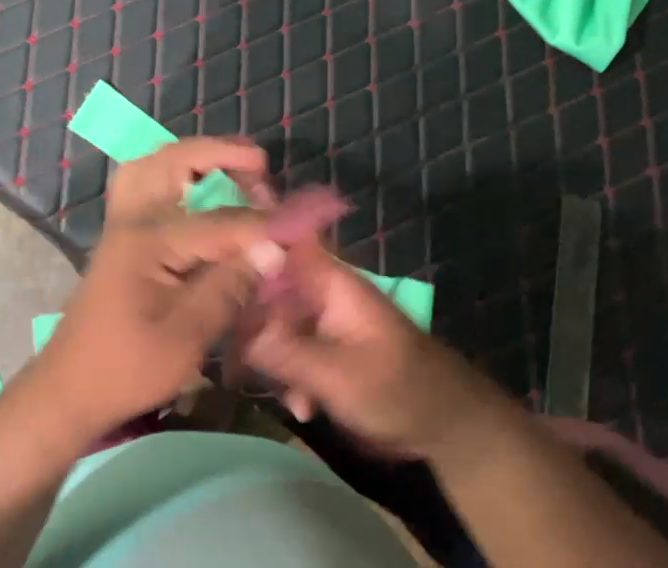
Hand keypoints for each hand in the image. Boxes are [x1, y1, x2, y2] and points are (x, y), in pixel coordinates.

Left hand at [34, 139, 278, 433]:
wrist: (70, 388)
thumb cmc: (127, 368)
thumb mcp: (187, 336)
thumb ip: (229, 286)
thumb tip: (273, 249)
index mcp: (148, 241)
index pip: (220, 221)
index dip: (265, 223)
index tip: (304, 223)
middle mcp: (131, 221)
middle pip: (172, 161)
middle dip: (218, 153)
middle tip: (259, 165)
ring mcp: (120, 226)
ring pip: (151, 165)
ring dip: (191, 157)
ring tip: (232, 169)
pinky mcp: (119, 239)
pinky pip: (143, 185)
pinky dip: (173, 175)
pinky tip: (199, 193)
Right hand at [242, 244, 483, 458]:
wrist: (451, 427)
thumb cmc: (399, 390)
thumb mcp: (338, 375)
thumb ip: (286, 352)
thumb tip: (237, 334)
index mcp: (331, 281)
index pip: (284, 240)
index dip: (249, 240)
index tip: (215, 260)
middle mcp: (324, 291)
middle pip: (270, 287)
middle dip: (253, 323)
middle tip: (234, 361)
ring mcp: (326, 319)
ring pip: (278, 321)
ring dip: (273, 357)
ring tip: (282, 396)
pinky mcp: (328, 347)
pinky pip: (294, 348)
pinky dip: (291, 374)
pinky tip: (300, 407)